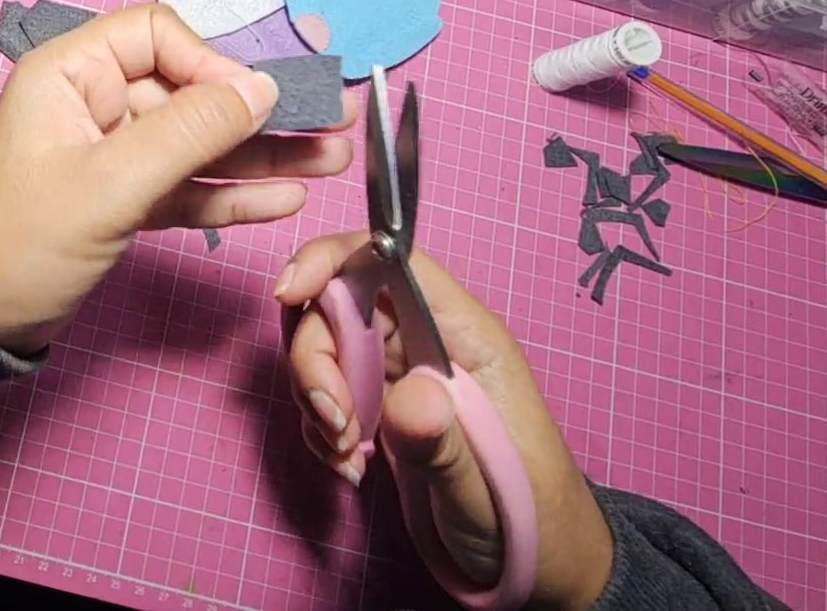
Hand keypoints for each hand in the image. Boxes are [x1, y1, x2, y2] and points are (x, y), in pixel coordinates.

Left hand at [0, 4, 356, 354]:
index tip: (257, 100)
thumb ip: (188, 132)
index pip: (157, 36)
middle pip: (190, 91)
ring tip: (330, 158)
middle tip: (334, 121)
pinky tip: (282, 197)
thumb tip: (260, 87)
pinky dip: (229, 192)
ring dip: (259, 153)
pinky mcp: (123, 198)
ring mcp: (112, 152)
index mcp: (72, 73)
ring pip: (196, 142)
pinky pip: (185, 185)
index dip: (212, 63)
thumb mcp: (107, 182)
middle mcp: (95, 102)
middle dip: (258, 111)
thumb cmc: (19, 239)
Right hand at [277, 239, 613, 610]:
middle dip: (314, 358)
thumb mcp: (487, 499)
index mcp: (461, 333)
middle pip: (337, 304)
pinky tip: (347, 465)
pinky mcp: (373, 397)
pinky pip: (322, 386)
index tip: (288, 295)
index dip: (330, 259)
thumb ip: (444, 448)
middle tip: (334, 424)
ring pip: (320, 344)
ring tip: (347, 456)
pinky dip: (318, 423)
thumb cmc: (532, 526)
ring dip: (315, 397)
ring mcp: (393, 366)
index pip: (388, 261)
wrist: (537, 567)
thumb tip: (409, 395)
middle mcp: (420, 337)